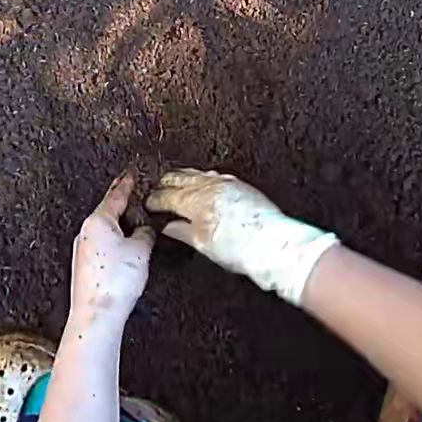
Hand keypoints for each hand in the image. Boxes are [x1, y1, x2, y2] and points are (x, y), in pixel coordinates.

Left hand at [69, 173, 154, 329]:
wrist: (97, 315)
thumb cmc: (115, 281)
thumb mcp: (141, 249)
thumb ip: (145, 233)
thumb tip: (145, 230)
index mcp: (98, 221)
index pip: (116, 195)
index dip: (127, 184)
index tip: (132, 174)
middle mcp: (86, 232)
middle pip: (108, 211)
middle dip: (124, 205)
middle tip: (137, 195)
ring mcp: (83, 249)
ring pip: (105, 229)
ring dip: (120, 225)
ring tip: (137, 224)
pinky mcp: (84, 265)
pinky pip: (102, 244)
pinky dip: (115, 241)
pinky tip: (126, 249)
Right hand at [147, 169, 338, 304]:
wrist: (272, 243)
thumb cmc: (239, 247)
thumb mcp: (202, 244)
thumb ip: (183, 231)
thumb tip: (169, 226)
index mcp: (194, 200)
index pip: (168, 196)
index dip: (156, 199)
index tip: (149, 201)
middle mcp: (209, 186)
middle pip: (181, 178)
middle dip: (167, 181)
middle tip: (158, 185)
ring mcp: (225, 183)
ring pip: (198, 174)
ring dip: (185, 176)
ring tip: (177, 178)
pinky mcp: (239, 185)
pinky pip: (214, 175)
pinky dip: (203, 176)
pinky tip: (205, 180)